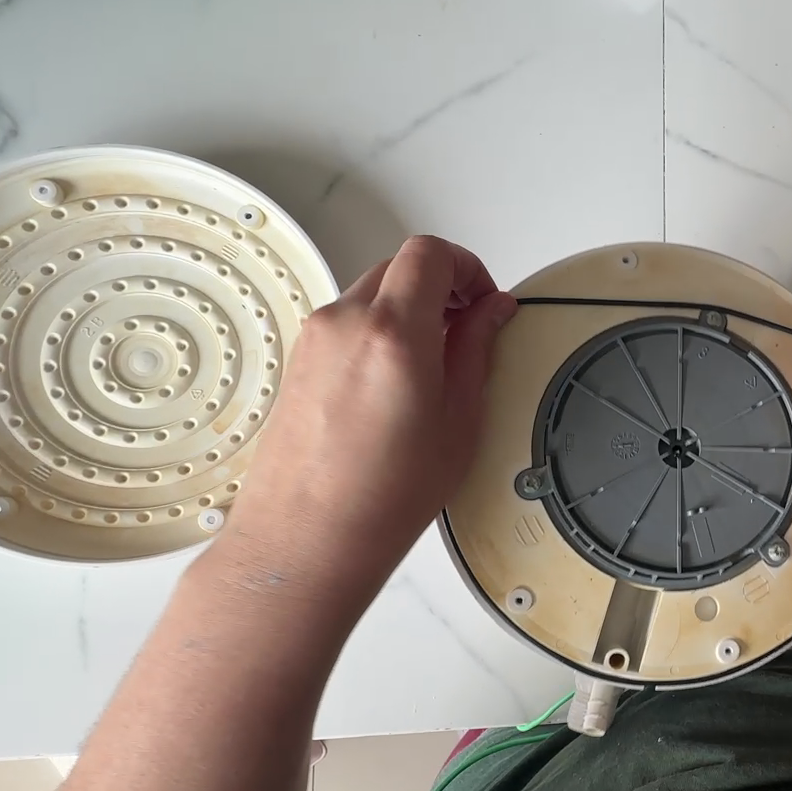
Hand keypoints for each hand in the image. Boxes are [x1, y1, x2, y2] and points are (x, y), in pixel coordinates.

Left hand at [222, 236, 516, 585]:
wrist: (309, 536)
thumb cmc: (392, 491)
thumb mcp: (460, 419)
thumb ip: (477, 349)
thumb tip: (494, 309)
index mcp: (394, 332)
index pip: (431, 254)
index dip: (468, 268)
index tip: (485, 303)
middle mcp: (346, 321)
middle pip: (401, 267)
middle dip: (443, 286)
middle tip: (470, 330)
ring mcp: (314, 337)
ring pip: (374, 292)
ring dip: (412, 308)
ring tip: (436, 364)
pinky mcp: (298, 358)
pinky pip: (349, 321)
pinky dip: (382, 329)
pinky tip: (398, 382)